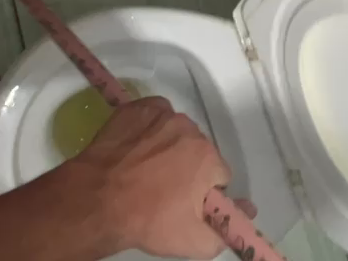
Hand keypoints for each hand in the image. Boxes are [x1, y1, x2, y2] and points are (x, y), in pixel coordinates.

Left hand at [68, 97, 233, 259]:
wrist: (100, 197)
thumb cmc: (150, 219)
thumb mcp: (197, 241)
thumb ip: (229, 226)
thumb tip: (248, 208)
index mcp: (207, 156)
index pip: (219, 175)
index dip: (205, 191)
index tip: (187, 201)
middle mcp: (187, 127)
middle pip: (198, 149)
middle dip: (189, 166)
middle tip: (166, 187)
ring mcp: (158, 113)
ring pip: (175, 131)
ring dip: (169, 145)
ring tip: (147, 168)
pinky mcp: (134, 106)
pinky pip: (153, 115)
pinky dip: (150, 127)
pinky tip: (137, 146)